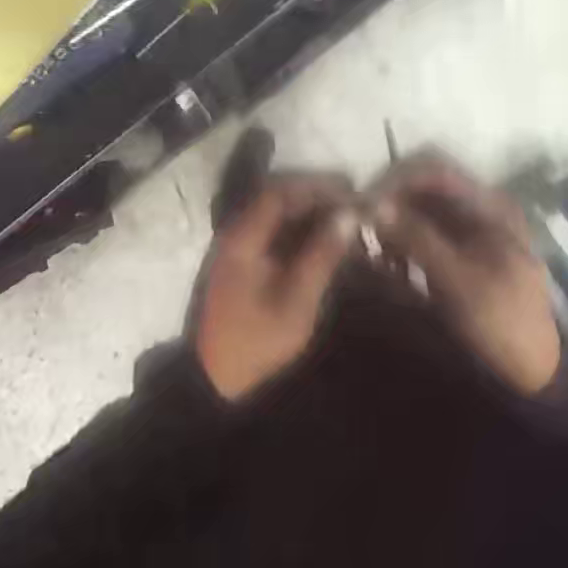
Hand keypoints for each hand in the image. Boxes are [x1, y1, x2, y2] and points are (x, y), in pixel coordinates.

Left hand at [194, 177, 359, 401]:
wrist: (215, 380)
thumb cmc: (257, 341)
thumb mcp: (296, 301)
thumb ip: (321, 255)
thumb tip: (348, 216)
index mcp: (244, 239)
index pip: (280, 193)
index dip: (316, 187)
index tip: (350, 190)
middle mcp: (236, 235)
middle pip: (276, 200)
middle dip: (315, 197)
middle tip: (352, 204)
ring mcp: (237, 249)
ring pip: (276, 217)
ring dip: (308, 214)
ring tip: (344, 221)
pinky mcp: (243, 265)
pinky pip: (273, 235)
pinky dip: (298, 233)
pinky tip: (324, 242)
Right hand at [371, 154, 559, 394]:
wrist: (531, 373)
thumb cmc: (501, 322)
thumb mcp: (459, 280)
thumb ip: (417, 238)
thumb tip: (372, 204)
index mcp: (491, 205)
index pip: (434, 169)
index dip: (396, 179)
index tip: (364, 203)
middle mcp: (481, 207)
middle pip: (425, 186)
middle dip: (391, 201)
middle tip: (362, 226)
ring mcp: (470, 229)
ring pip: (420, 208)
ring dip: (394, 222)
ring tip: (373, 249)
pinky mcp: (459, 252)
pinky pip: (423, 232)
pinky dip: (402, 241)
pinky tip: (388, 264)